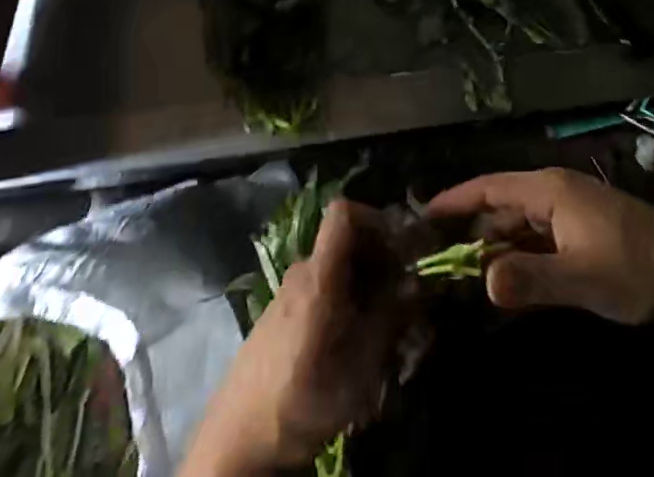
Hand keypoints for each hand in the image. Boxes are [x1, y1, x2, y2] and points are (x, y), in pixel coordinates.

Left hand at [183, 200, 404, 475]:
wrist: (236, 441)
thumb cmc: (303, 398)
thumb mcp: (361, 365)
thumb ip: (391, 316)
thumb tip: (417, 280)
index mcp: (319, 275)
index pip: (343, 211)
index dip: (376, 217)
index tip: (401, 247)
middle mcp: (301, 272)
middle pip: (346, 240)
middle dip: (380, 257)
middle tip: (404, 291)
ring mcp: (287, 292)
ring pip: (336, 267)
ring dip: (366, 283)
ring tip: (384, 322)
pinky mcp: (281, 314)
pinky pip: (321, 288)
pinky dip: (345, 299)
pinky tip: (352, 339)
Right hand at [427, 168, 653, 323]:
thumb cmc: (636, 269)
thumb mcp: (583, 279)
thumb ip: (532, 280)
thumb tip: (483, 281)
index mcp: (550, 191)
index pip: (490, 187)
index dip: (455, 199)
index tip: (422, 215)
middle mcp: (556, 192)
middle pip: (501, 205)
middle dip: (471, 229)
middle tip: (436, 257)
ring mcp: (571, 210)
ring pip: (520, 223)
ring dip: (495, 245)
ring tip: (463, 273)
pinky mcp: (583, 228)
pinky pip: (538, 236)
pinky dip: (519, 253)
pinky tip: (508, 278)